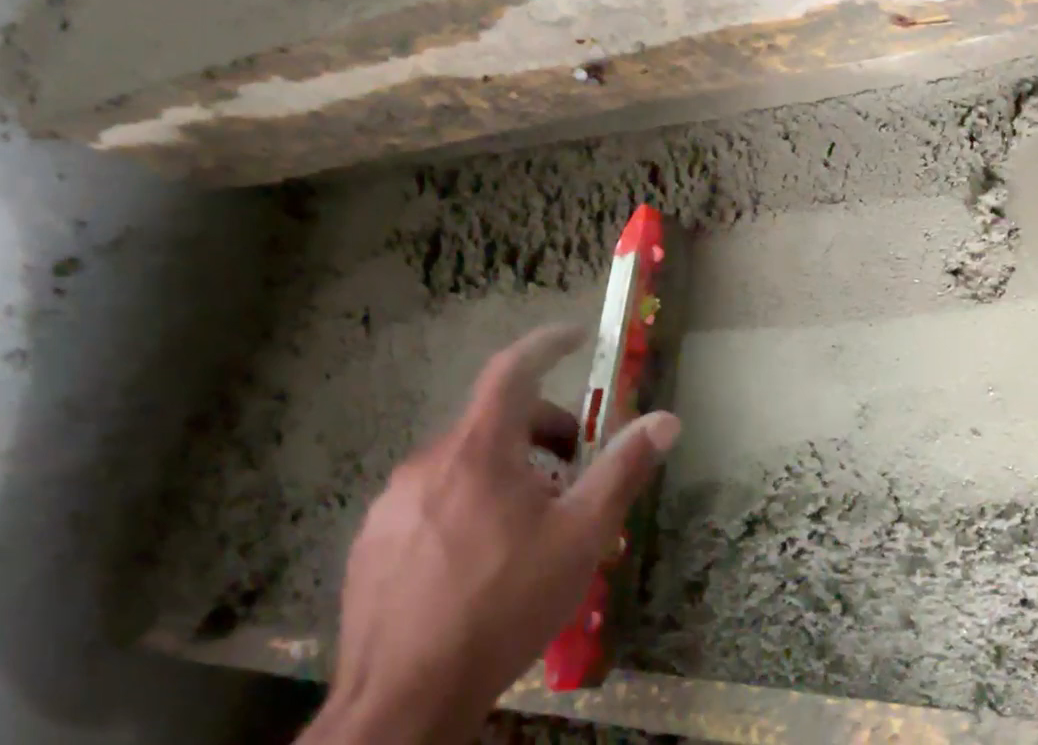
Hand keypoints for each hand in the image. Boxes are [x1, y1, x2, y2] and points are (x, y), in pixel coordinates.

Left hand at [303, 325, 681, 744]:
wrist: (404, 700)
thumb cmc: (504, 604)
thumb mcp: (582, 536)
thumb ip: (623, 470)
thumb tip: (666, 420)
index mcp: (478, 450)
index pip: (513, 370)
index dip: (547, 345)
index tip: (577, 337)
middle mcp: (427, 463)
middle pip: (494, 421)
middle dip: (543, 431)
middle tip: (575, 471)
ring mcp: (391, 505)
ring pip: (463, 465)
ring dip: (508, 473)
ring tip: (534, 524)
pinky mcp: (372, 544)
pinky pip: (431, 501)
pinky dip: (469, 504)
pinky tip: (484, 560)